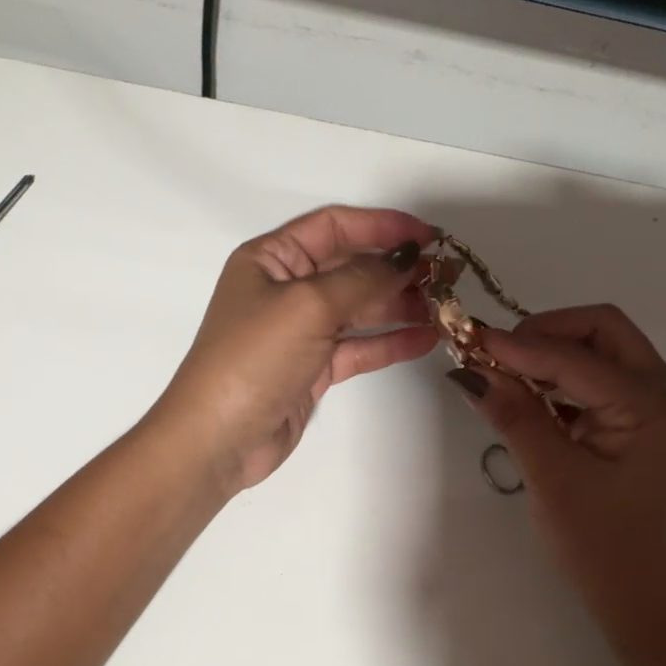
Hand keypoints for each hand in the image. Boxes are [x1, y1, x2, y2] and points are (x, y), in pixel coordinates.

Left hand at [153, 206, 439, 492]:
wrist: (218, 439)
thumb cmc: (253, 358)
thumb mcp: (307, 305)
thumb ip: (361, 278)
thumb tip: (404, 257)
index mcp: (271, 259)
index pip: (334, 227)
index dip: (382, 226)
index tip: (429, 237)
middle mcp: (285, 288)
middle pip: (350, 266)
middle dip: (396, 268)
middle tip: (446, 276)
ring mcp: (300, 330)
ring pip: (359, 307)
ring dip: (400, 304)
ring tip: (444, 307)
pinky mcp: (312, 369)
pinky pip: (359, 346)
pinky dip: (390, 341)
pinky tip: (426, 339)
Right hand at [448, 305, 665, 662]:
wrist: (650, 607)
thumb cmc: (605, 548)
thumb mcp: (553, 479)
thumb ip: (515, 416)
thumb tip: (469, 370)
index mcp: (654, 405)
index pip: (576, 355)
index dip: (518, 345)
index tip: (468, 341)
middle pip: (604, 331)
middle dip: (547, 333)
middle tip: (498, 355)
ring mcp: (662, 412)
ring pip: (606, 353)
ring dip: (556, 355)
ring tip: (507, 375)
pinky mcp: (648, 429)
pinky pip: (606, 383)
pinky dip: (568, 381)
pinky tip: (534, 400)